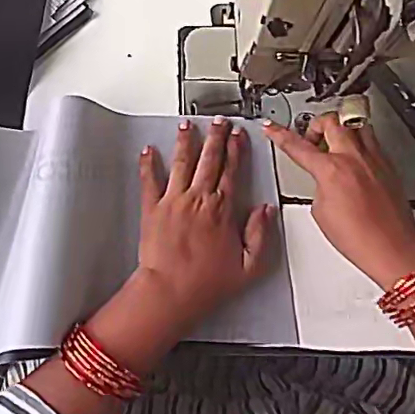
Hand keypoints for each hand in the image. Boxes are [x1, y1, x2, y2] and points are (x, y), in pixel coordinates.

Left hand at [120, 118, 275, 338]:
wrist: (169, 292)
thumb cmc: (205, 283)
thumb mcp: (249, 265)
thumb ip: (261, 235)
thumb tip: (266, 211)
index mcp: (222, 210)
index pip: (232, 171)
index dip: (236, 150)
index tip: (238, 136)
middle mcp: (198, 199)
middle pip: (209, 159)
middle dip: (216, 137)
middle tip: (219, 122)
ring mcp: (173, 201)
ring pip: (182, 162)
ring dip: (186, 142)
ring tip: (187, 126)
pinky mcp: (152, 210)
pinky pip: (150, 180)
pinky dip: (148, 164)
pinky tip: (149, 151)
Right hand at [264, 113, 414, 287]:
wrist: (392, 248)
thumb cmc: (361, 238)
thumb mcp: (321, 213)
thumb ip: (318, 186)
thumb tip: (324, 179)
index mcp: (332, 169)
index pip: (298, 145)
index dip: (280, 134)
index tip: (273, 128)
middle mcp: (355, 158)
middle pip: (330, 121)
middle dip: (315, 126)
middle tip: (310, 138)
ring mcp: (374, 159)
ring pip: (355, 124)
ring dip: (340, 129)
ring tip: (334, 144)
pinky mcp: (388, 165)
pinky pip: (371, 140)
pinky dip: (359, 143)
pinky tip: (355, 159)